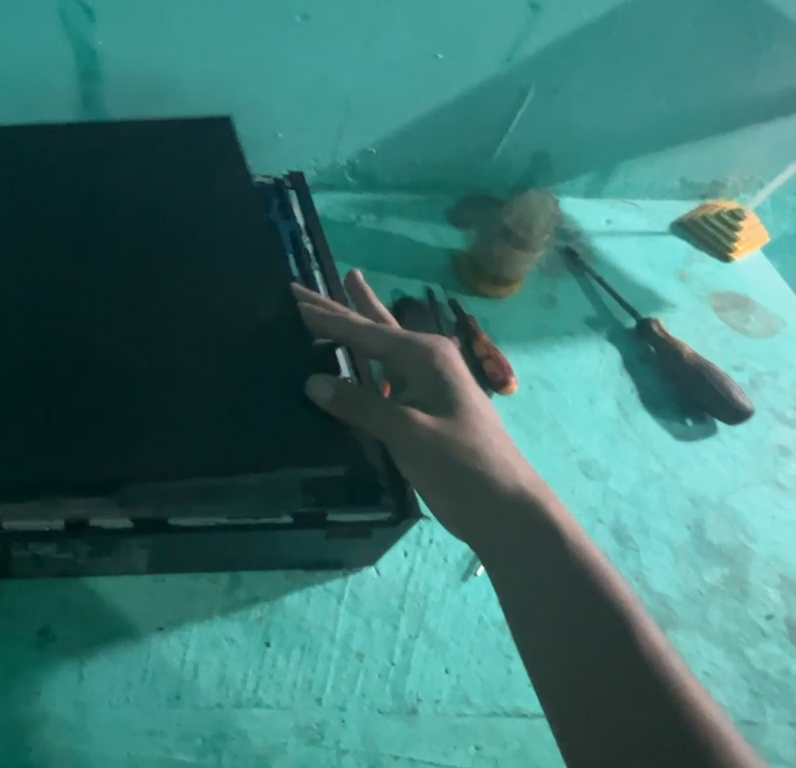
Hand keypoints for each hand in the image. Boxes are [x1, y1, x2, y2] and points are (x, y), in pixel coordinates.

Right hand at [293, 273, 548, 550]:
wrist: (505, 509)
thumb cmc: (461, 464)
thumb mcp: (407, 432)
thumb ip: (360, 404)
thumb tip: (312, 382)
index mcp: (424, 356)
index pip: (363, 331)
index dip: (324, 317)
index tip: (290, 298)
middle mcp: (425, 361)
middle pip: (371, 327)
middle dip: (339, 306)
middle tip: (300, 286)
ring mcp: (425, 383)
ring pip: (380, 343)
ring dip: (359, 320)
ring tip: (346, 285)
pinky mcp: (421, 407)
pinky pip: (383, 372)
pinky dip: (364, 359)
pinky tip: (354, 355)